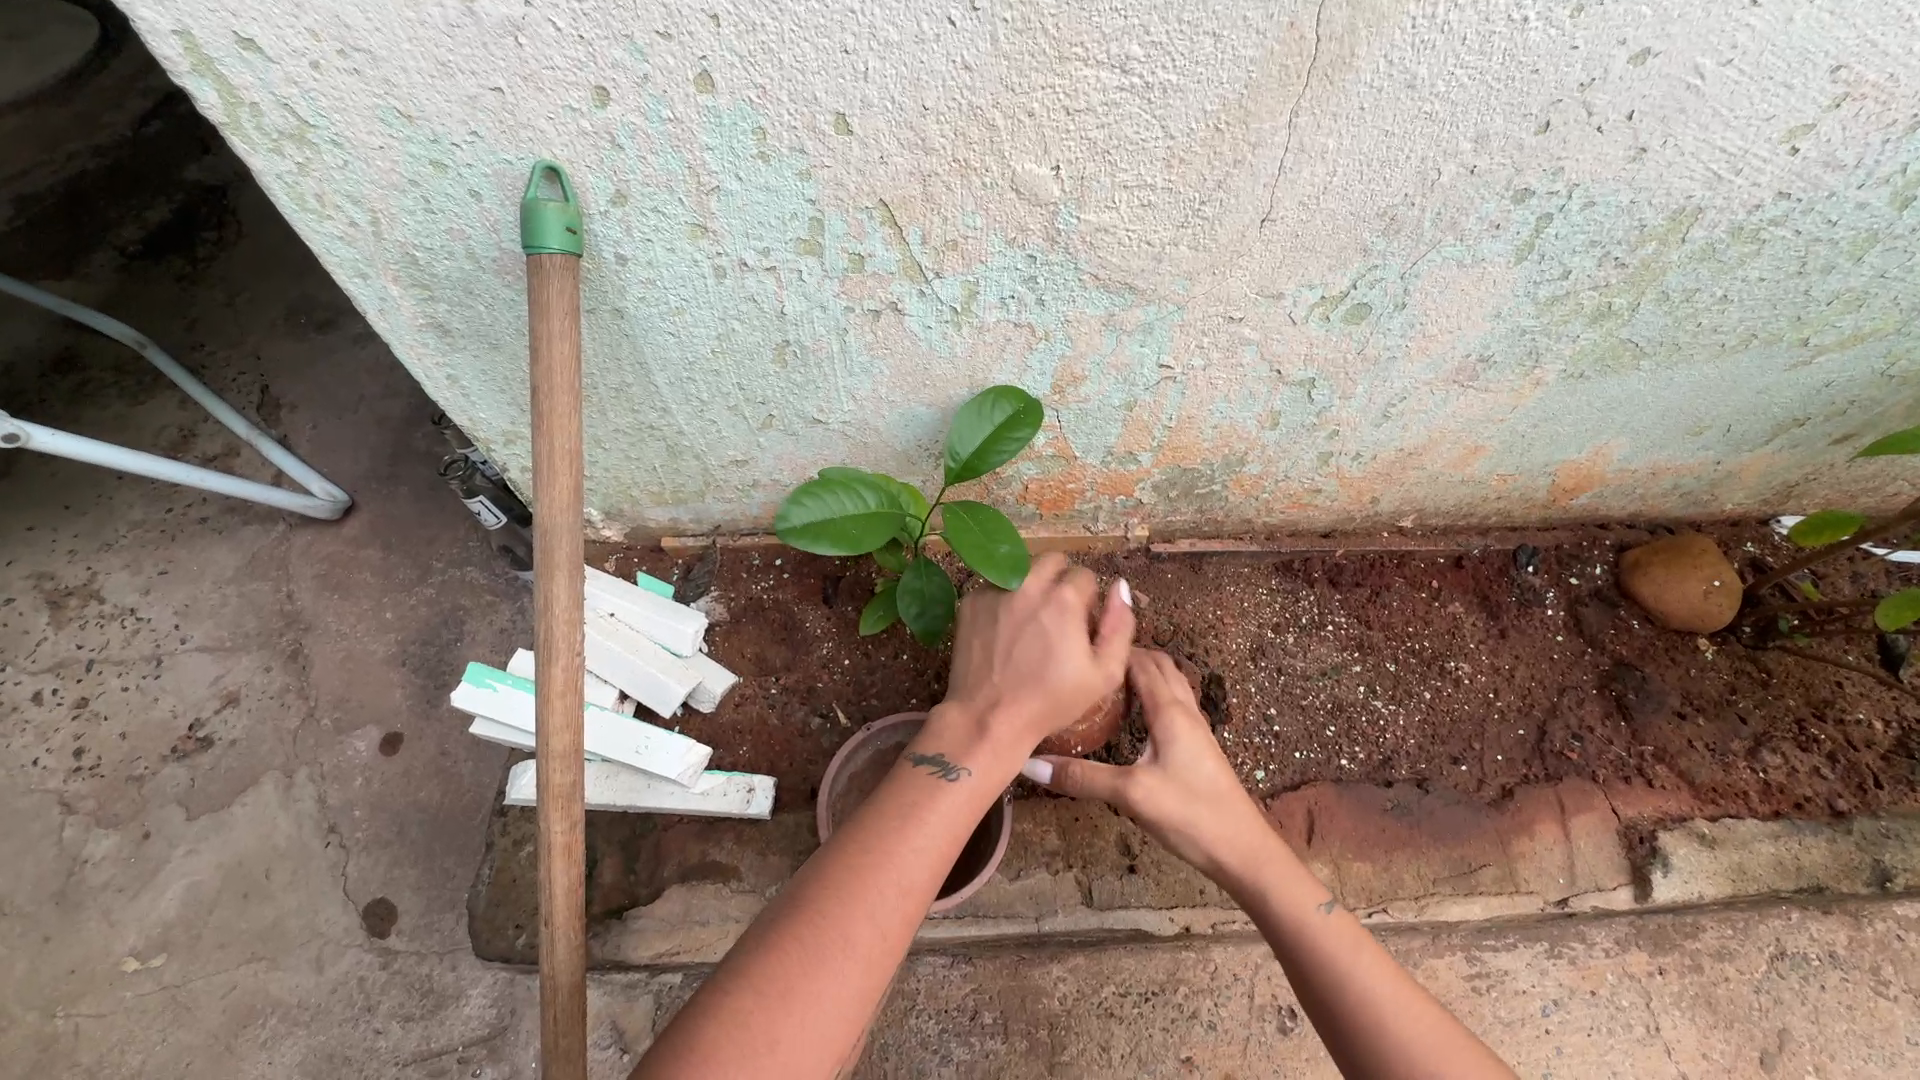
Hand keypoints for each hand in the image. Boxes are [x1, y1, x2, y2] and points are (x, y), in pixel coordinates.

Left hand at [934, 552, 1134, 753]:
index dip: (1088, 599)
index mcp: (1064, 599)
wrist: (989, 717)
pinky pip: (994, 586)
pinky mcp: (971, 602)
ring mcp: (995, 590)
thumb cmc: (1051, 701)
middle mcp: (1028, 584)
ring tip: (1030, 620)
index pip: (1085, 575)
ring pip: (1021, 569)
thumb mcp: (1104, 674)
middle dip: (1060, 580)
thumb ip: (1120, 625)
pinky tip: (1004, 630)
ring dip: (1031, 585)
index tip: (1080, 623)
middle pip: (1052, 560)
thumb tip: (1120, 587)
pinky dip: (1004, 599)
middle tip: (1057, 614)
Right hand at [1024, 649, 1276, 884]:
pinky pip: (1174, 706)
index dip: (1115, 647)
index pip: (1141, 662)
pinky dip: (1153, 696)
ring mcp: (1196, 730)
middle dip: (1129, 655)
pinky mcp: (1199, 748)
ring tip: (1108, 681)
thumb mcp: (1130, 794)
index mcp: (1169, 712)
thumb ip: (1082, 778)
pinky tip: (1134, 718)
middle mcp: (1185, 712)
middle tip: (1092, 660)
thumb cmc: (1190, 814)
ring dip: (1144, 674)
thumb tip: (1030, 764)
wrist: (1243, 850)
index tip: (1082, 641)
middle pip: (1160, 666)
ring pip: (1170, 685)